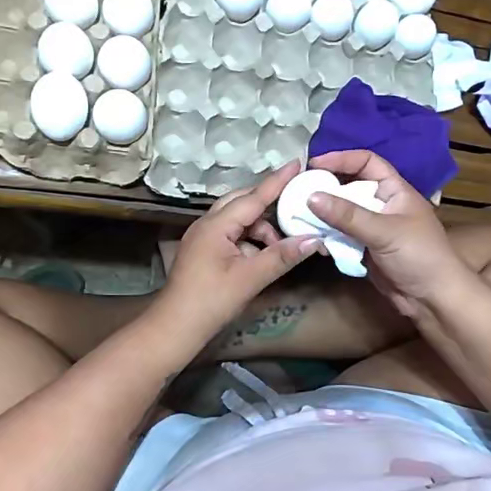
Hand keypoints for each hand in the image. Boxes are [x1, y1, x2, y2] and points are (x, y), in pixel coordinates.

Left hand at [154, 162, 321, 337]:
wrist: (175, 327)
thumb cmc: (211, 301)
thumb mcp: (250, 278)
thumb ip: (282, 256)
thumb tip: (315, 239)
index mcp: (216, 225)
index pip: (253, 197)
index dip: (277, 181)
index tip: (298, 162)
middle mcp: (206, 224)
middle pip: (242, 202)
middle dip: (269, 205)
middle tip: (296, 208)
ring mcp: (202, 237)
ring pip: (237, 220)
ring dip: (260, 229)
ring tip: (280, 248)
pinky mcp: (202, 250)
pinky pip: (230, 234)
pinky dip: (249, 241)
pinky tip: (261, 258)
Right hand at [305, 150, 474, 318]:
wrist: (432, 300)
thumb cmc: (419, 256)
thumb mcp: (384, 231)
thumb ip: (347, 215)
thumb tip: (311, 197)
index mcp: (394, 190)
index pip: (367, 162)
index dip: (342, 158)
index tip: (314, 164)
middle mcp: (381, 205)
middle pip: (348, 187)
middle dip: (325, 187)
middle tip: (297, 191)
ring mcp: (371, 228)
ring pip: (341, 213)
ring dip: (322, 215)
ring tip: (298, 216)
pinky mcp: (363, 248)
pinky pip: (340, 236)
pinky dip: (326, 236)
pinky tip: (313, 240)